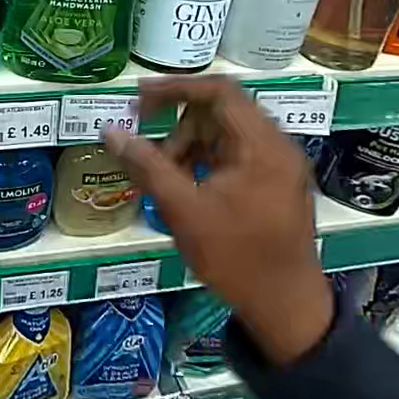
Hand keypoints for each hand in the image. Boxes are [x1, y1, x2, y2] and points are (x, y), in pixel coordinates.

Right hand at [104, 77, 332, 365]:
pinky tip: (187, 188)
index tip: (138, 98)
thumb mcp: (184, 210)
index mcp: (262, 144)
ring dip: (191, 145)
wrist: (286, 309)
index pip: (219, 91)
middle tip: (150, 153)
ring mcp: (280, 164)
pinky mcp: (277, 182)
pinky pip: (236, 154)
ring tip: (167, 178)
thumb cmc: (236, 258)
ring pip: (226, 134)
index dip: (175, 88)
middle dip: (179, 126)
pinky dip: (207, 161)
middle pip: (221, 111)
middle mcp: (277, 145)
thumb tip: (111, 131)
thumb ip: (147, 165)